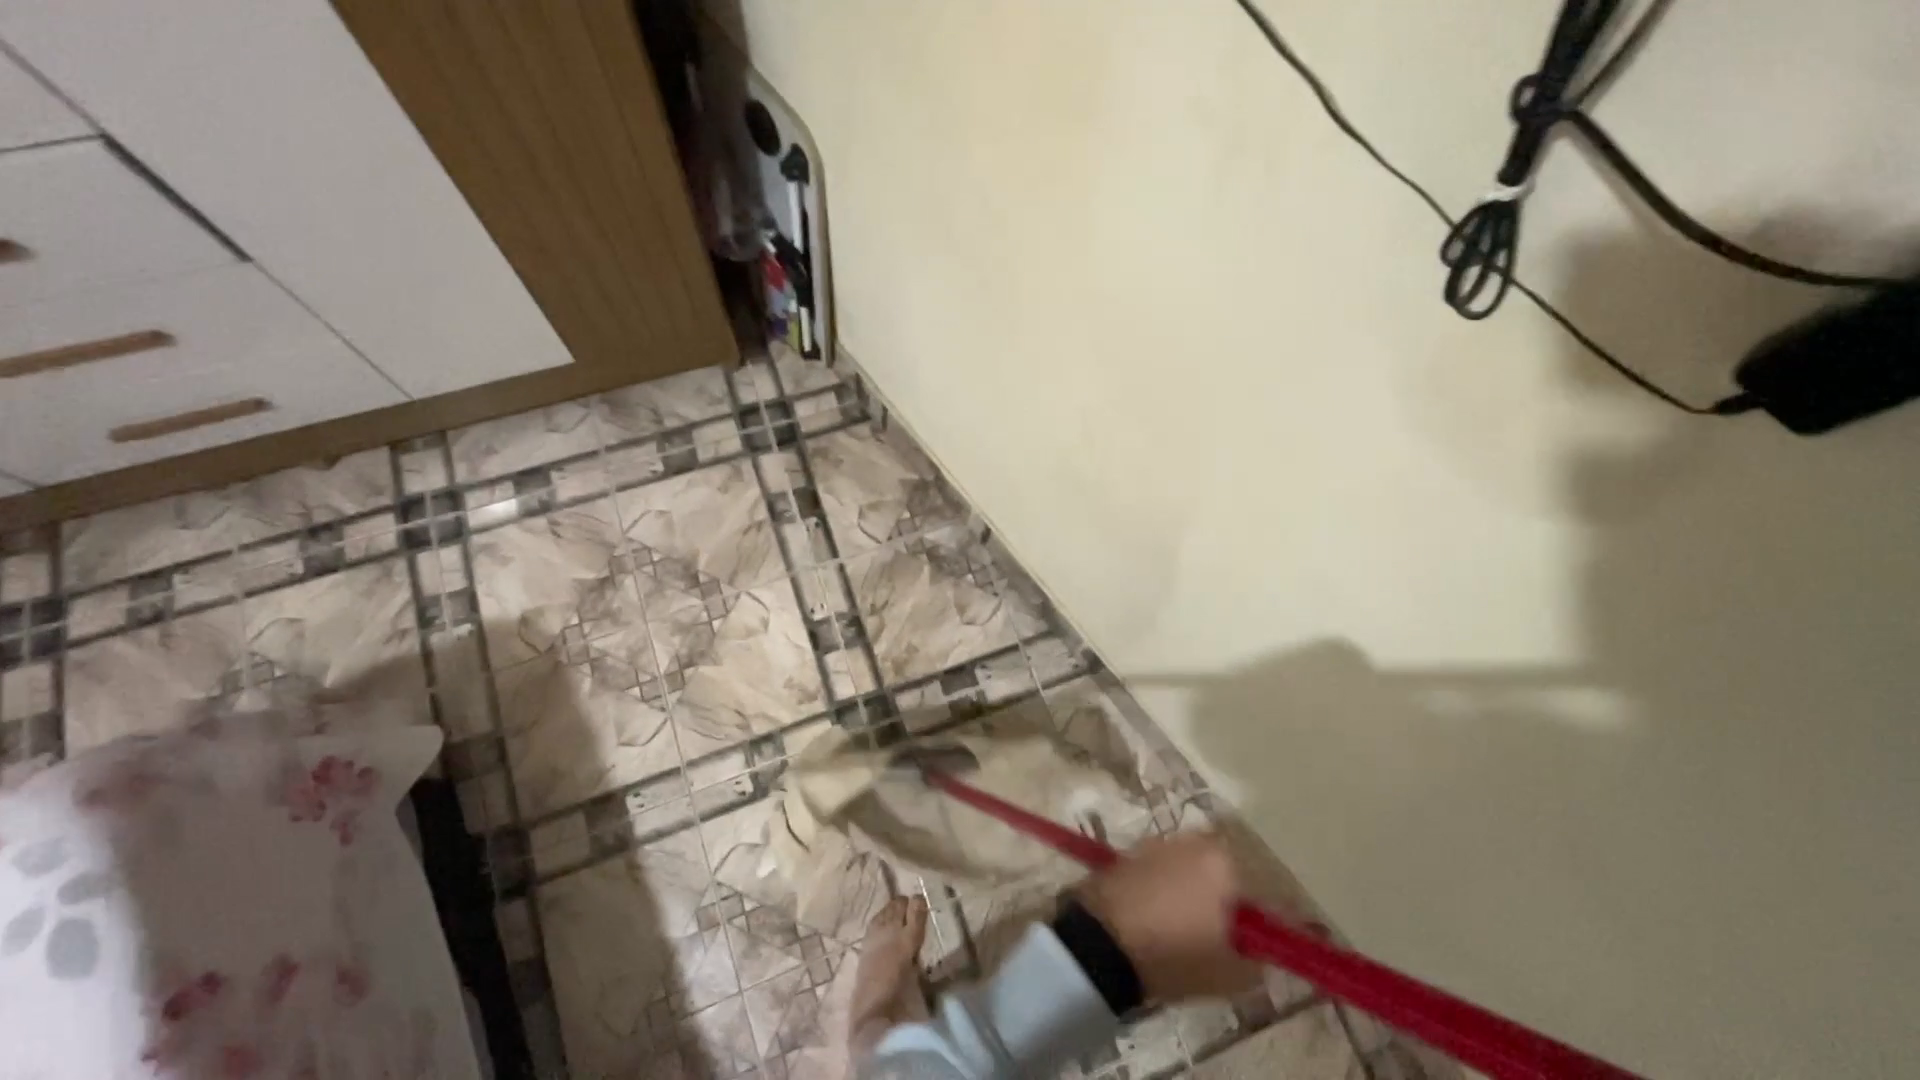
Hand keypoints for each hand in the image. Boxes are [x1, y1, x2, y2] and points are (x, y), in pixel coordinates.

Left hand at [1073, 832, 1260, 1002]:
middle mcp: (1197, 842)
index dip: (1276, 917)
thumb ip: (1258, 961)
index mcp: (1228, 863)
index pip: (1271, 888)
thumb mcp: (1231, 976)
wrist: (1097, 942)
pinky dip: (1173, 886)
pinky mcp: (1132, 851)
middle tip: (1232, 930)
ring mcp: (1161, 842)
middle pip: (1232, 869)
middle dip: (1236, 896)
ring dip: (1203, 887)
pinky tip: (1166, 913)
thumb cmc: (1173, 955)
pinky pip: (1167, 869)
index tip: (1272, 940)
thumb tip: (1261, 952)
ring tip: (1195, 923)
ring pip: (1198, 866)